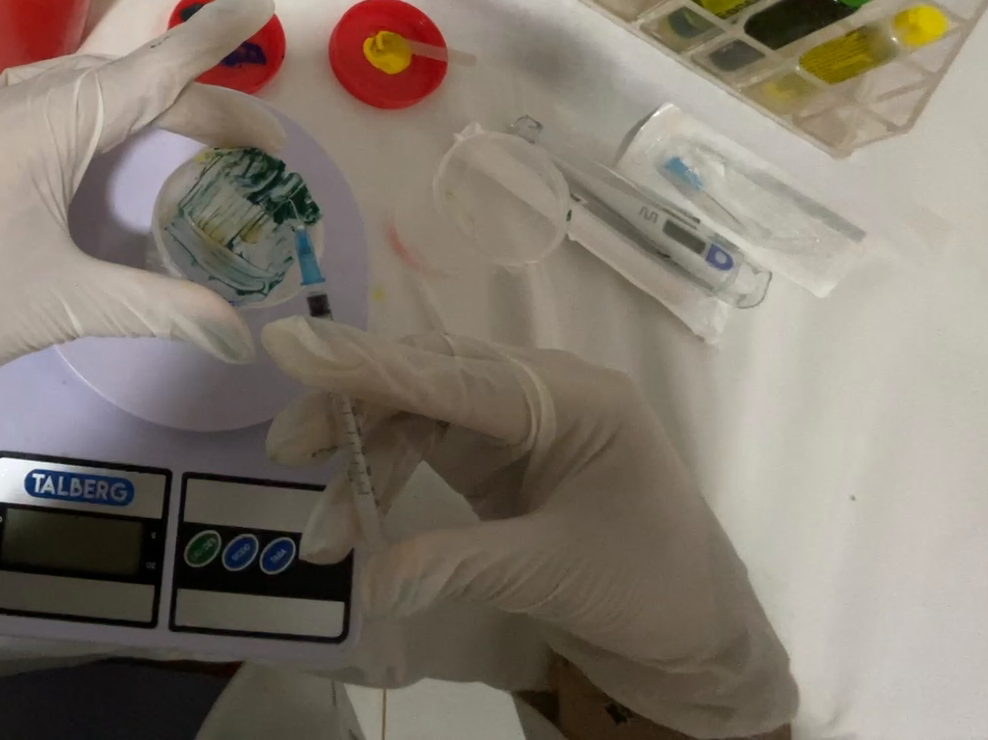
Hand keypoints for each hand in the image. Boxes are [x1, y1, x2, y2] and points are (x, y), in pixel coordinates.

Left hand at [0, 0, 283, 470]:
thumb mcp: (68, 306)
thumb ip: (165, 310)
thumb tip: (244, 339)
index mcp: (32, 130)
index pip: (143, 73)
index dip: (209, 37)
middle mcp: (8, 104)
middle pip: (124, 82)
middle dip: (196, 103)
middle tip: (258, 145)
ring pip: (89, 87)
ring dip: (150, 103)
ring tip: (204, 137)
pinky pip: (55, 103)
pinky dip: (106, 115)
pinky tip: (125, 141)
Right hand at [263, 318, 796, 738]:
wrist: (700, 641)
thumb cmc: (655, 595)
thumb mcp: (555, 575)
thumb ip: (455, 567)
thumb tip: (367, 585)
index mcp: (570, 398)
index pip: (452, 373)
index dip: (366, 362)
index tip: (290, 346)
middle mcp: (531, 389)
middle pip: (417, 378)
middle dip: (347, 411)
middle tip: (287, 449)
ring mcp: (503, 415)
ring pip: (404, 408)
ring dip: (356, 455)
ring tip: (322, 528)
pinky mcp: (483, 445)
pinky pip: (412, 438)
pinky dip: (376, 473)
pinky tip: (352, 515)